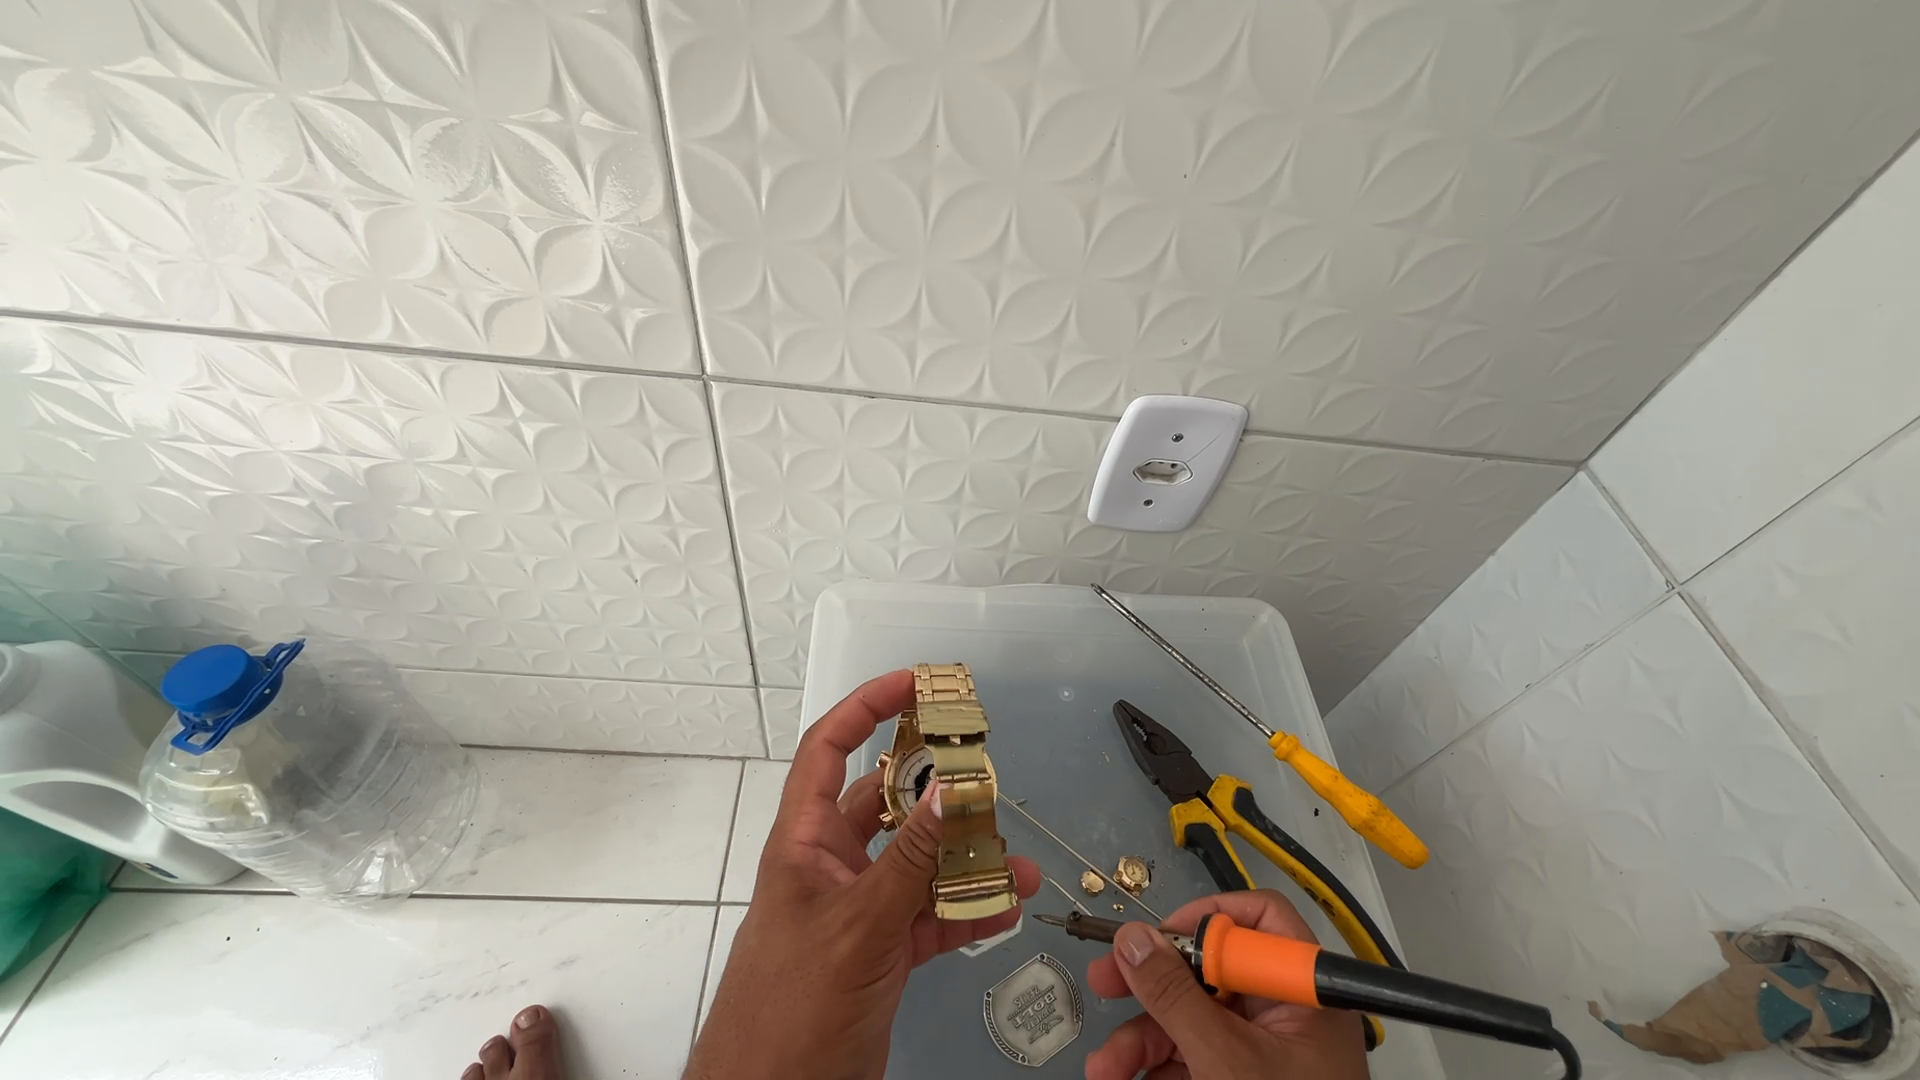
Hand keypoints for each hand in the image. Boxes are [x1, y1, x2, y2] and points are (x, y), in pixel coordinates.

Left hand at [686, 670, 1040, 1079]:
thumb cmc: (789, 1008)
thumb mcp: (858, 925)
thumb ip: (909, 859)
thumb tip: (950, 790)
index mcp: (804, 840)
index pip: (828, 748)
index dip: (864, 707)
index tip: (911, 683)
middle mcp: (832, 863)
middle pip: (888, 802)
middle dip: (935, 787)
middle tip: (982, 771)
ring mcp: (859, 906)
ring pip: (918, 861)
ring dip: (964, 856)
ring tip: (1013, 856)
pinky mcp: (882, 948)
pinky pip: (931, 911)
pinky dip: (967, 907)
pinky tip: (1003, 907)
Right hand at [1085, 890, 1368, 1079]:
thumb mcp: (1223, 1059)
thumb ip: (1174, 994)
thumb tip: (1132, 936)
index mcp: (1301, 995)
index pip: (1261, 920)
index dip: (1209, 917)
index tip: (1159, 936)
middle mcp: (1283, 1016)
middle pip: (1210, 972)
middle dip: (1151, 985)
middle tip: (1103, 983)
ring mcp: (1261, 1055)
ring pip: (1191, 1019)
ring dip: (1140, 1039)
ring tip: (1105, 1069)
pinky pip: (1191, 1057)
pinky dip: (1155, 1067)